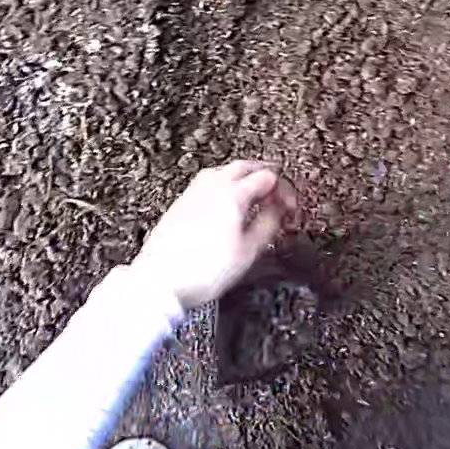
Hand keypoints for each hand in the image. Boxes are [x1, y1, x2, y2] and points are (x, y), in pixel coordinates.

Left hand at [131, 161, 299, 309]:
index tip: (290, 208)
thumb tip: (278, 211)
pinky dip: (226, 187)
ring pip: (225, 171)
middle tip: (278, 193)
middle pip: (245, 167)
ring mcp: (194, 191)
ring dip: (244, 179)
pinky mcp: (181, 202)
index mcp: (233, 193)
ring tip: (255, 198)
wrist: (159, 281)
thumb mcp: (248, 251)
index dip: (284, 190)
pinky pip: (209, 183)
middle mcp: (212, 185)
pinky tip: (228, 206)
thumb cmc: (202, 270)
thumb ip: (268, 224)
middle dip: (265, 176)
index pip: (268, 176)